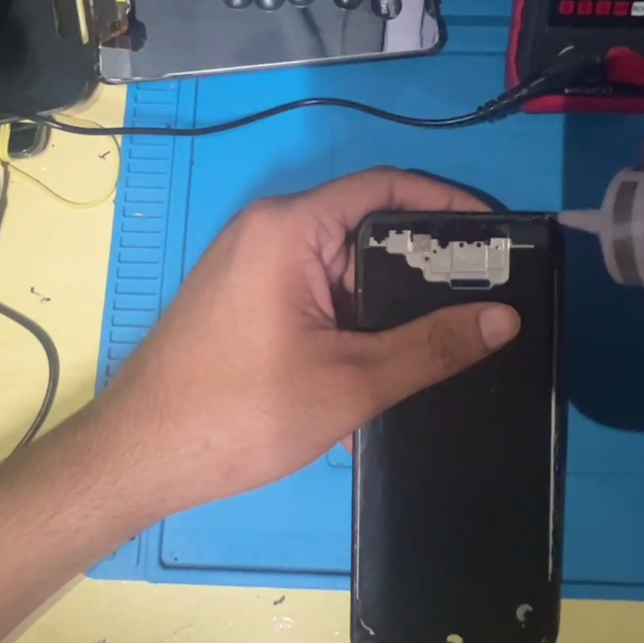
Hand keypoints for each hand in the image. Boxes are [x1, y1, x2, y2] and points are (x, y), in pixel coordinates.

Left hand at [91, 168, 522, 515]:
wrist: (138, 456)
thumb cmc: (240, 412)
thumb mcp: (350, 382)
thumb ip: (431, 346)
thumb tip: (505, 319)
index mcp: (290, 226)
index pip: (384, 186)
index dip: (445, 202)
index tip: (495, 233)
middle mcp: (267, 228)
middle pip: (363, 223)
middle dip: (423, 257)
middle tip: (481, 292)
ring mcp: (250, 261)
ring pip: (339, 261)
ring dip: (387, 294)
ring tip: (444, 330)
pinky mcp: (243, 294)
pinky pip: (313, 286)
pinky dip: (352, 312)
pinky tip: (382, 354)